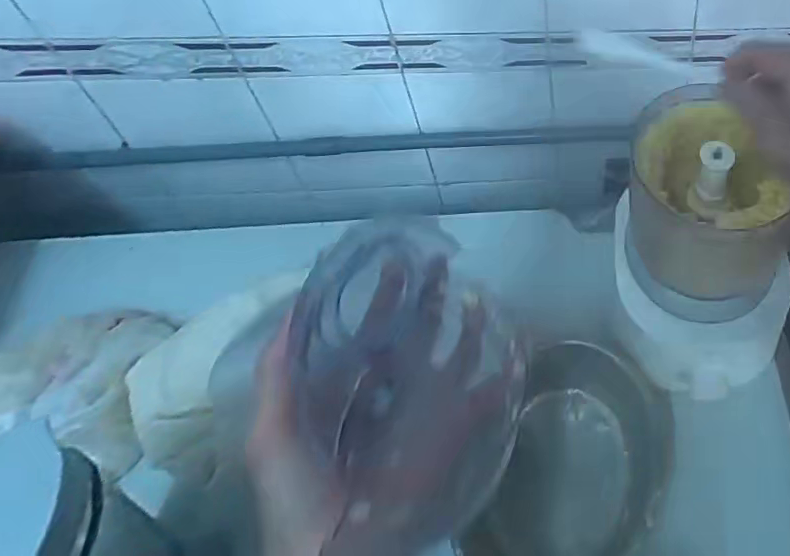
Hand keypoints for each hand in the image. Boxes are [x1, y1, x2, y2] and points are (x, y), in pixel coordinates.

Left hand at [247, 257, 519, 555]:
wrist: (338, 553)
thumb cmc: (301, 495)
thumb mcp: (272, 435)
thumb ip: (276, 374)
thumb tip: (294, 309)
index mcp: (352, 389)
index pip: (370, 332)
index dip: (383, 298)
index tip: (397, 262)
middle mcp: (392, 391)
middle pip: (415, 334)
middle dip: (428, 298)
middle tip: (440, 263)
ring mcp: (425, 410)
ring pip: (455, 355)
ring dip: (469, 326)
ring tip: (477, 294)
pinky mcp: (453, 431)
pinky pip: (487, 396)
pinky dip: (507, 372)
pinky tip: (517, 345)